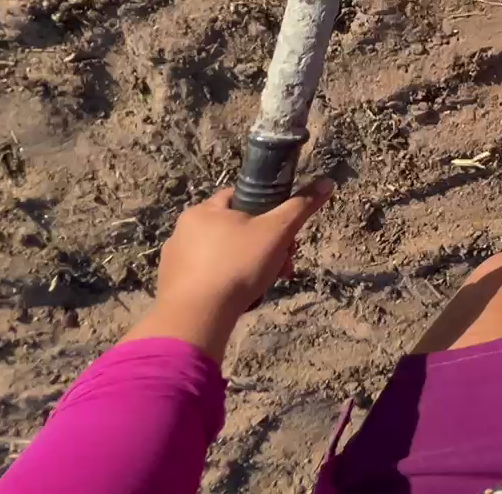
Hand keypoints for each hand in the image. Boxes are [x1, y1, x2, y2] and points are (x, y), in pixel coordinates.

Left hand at [123, 180, 334, 360]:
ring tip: (270, 279)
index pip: (242, 196)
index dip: (269, 208)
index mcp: (202, 212)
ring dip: (255, 262)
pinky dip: (232, 279)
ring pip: (228, 252)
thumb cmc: (238, 264)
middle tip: (284, 259)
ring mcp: (175, 261)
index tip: (285, 227)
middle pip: (240, 227)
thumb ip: (302, 205)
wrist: (196, 319)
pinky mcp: (174, 286)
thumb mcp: (278, 230)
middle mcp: (183, 232)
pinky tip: (247, 293)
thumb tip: (327, 183)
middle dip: (269, 243)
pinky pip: (212, 273)